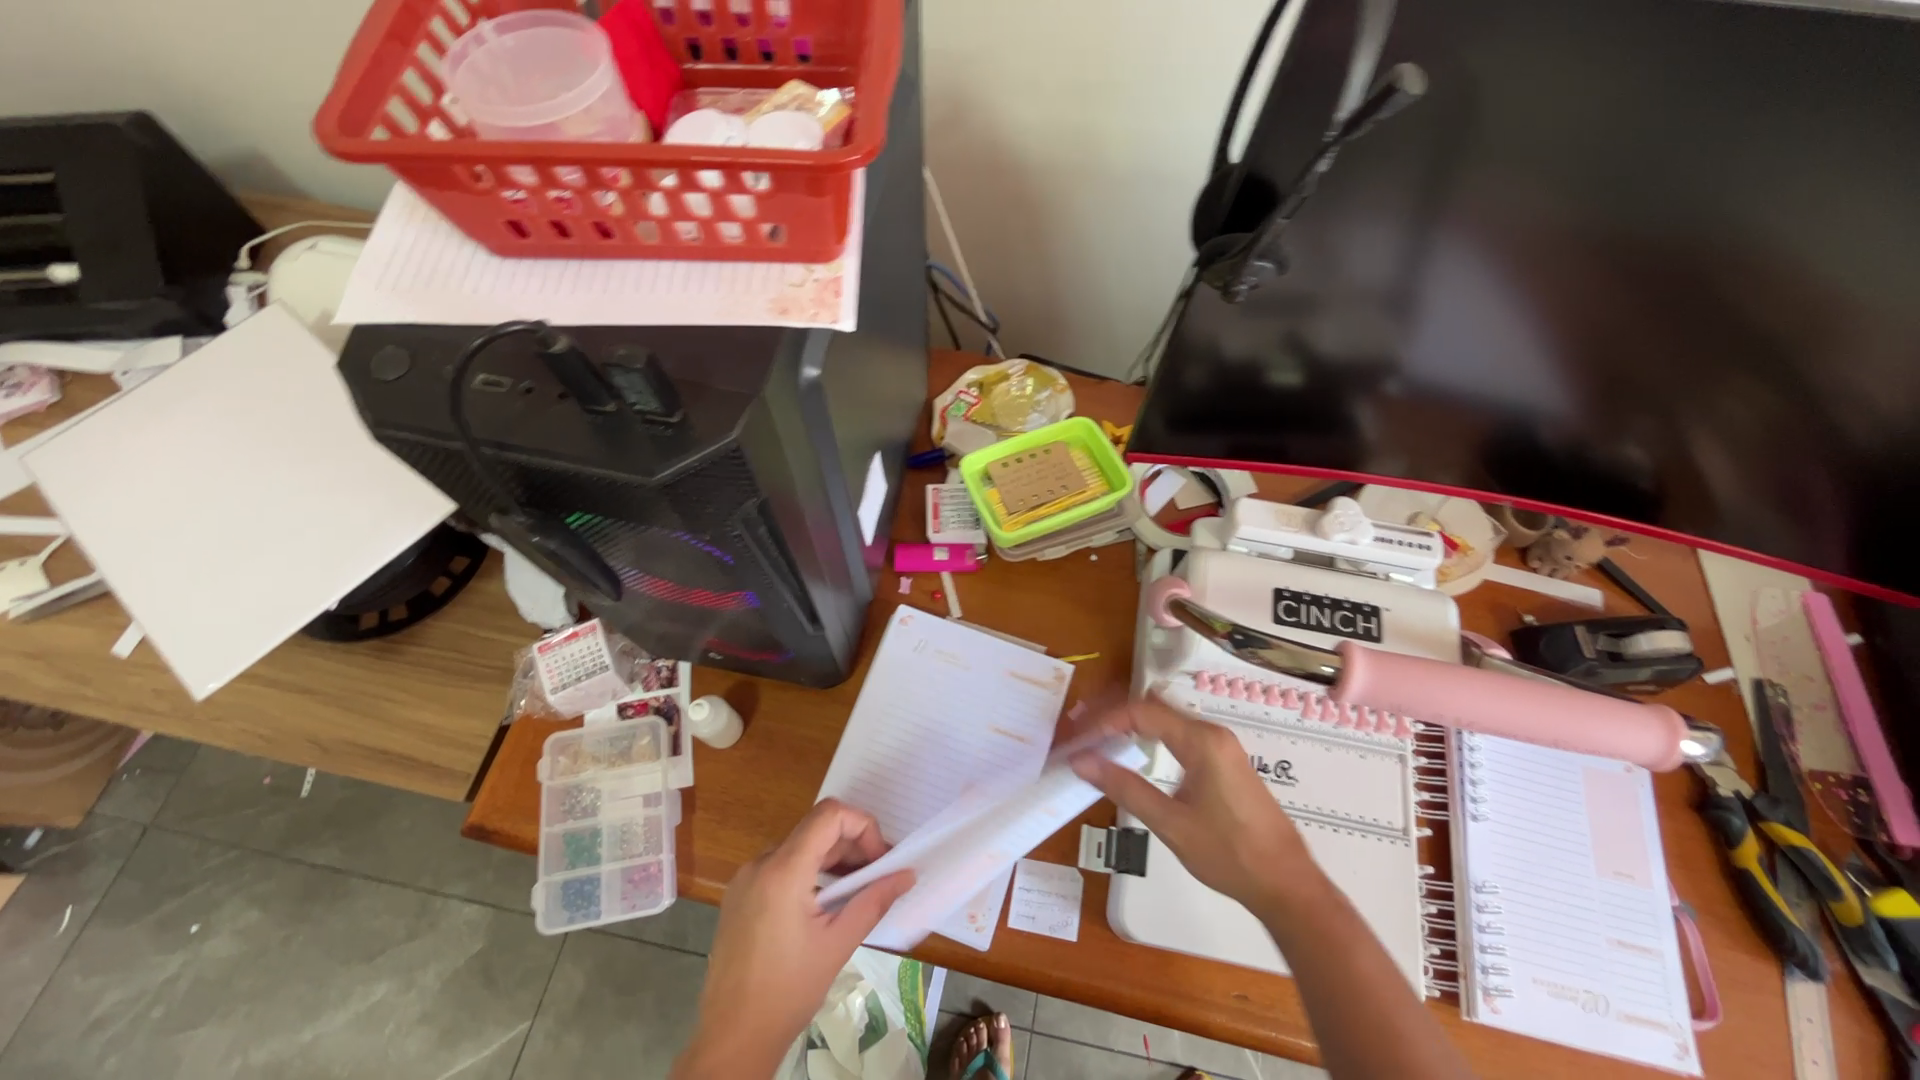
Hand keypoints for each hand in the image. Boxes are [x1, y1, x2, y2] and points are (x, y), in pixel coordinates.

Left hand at [675, 799, 914, 1077]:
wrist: (733, 1035)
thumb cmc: (788, 991)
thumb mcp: (838, 944)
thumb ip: (874, 900)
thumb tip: (907, 874)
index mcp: (782, 870)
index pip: (829, 815)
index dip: (863, 826)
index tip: (880, 861)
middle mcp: (760, 863)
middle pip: (815, 829)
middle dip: (853, 845)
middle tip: (878, 878)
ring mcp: (746, 879)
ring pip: (799, 847)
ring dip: (833, 860)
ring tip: (856, 893)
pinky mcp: (740, 895)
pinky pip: (781, 866)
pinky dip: (810, 873)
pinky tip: (826, 905)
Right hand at [1070, 698, 1319, 913]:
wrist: (1285, 883)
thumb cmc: (1229, 855)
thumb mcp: (1170, 823)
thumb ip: (1124, 788)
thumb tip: (1082, 761)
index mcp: (1203, 741)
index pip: (1141, 712)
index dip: (1102, 721)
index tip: (1075, 738)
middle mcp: (1213, 734)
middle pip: (1152, 707)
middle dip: (1111, 715)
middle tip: (1077, 729)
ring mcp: (1221, 747)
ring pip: (1165, 719)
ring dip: (1128, 724)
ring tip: (1094, 737)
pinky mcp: (1223, 762)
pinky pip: (1178, 734)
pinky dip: (1148, 736)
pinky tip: (1129, 750)